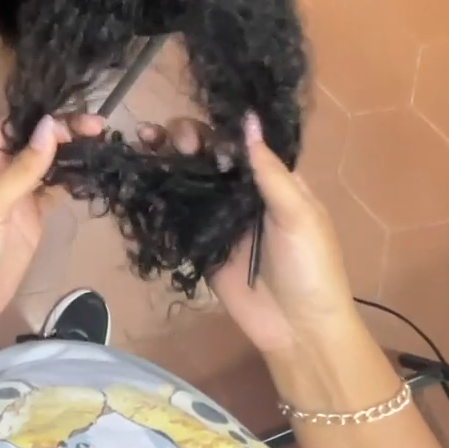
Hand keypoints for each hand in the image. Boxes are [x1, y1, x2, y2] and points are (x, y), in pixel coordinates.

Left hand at [0, 115, 99, 343]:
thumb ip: (22, 169)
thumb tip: (51, 126)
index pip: (14, 127)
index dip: (42, 117)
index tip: (75, 113)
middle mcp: (1, 172)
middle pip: (35, 143)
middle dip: (64, 131)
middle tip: (100, 126)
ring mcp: (18, 196)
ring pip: (48, 165)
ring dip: (72, 153)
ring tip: (104, 143)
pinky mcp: (33, 219)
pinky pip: (55, 192)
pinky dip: (72, 182)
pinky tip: (93, 172)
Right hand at [138, 115, 359, 354]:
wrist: (297, 330)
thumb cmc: (310, 267)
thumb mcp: (298, 215)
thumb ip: (269, 170)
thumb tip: (248, 117)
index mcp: (269, 180)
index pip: (236, 142)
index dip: (214, 130)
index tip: (198, 134)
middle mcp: (239, 192)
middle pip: (206, 154)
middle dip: (185, 138)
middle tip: (177, 145)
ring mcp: (215, 215)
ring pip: (185, 176)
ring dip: (165, 155)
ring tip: (145, 142)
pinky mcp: (197, 239)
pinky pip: (173, 210)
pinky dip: (155, 191)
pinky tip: (139, 175)